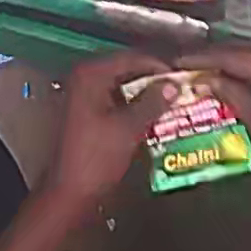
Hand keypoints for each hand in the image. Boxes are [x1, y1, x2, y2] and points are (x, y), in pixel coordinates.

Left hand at [43, 51, 172, 208]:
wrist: (69, 192)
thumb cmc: (97, 157)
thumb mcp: (128, 128)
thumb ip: (151, 103)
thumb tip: (173, 85)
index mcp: (90, 74)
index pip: (129, 58)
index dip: (157, 65)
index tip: (182, 75)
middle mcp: (84, 76)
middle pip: (124, 68)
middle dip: (151, 78)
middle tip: (179, 87)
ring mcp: (82, 93)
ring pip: (119, 84)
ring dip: (143, 91)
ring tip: (171, 100)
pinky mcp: (84, 110)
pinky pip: (113, 97)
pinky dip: (132, 103)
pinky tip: (152, 114)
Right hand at [180, 44, 250, 195]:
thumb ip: (235, 95)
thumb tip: (206, 78)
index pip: (230, 54)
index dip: (201, 58)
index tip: (175, 61)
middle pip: (239, 50)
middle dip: (210, 59)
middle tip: (181, 67)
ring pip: (249, 57)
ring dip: (225, 65)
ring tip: (196, 73)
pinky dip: (242, 72)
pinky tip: (224, 81)